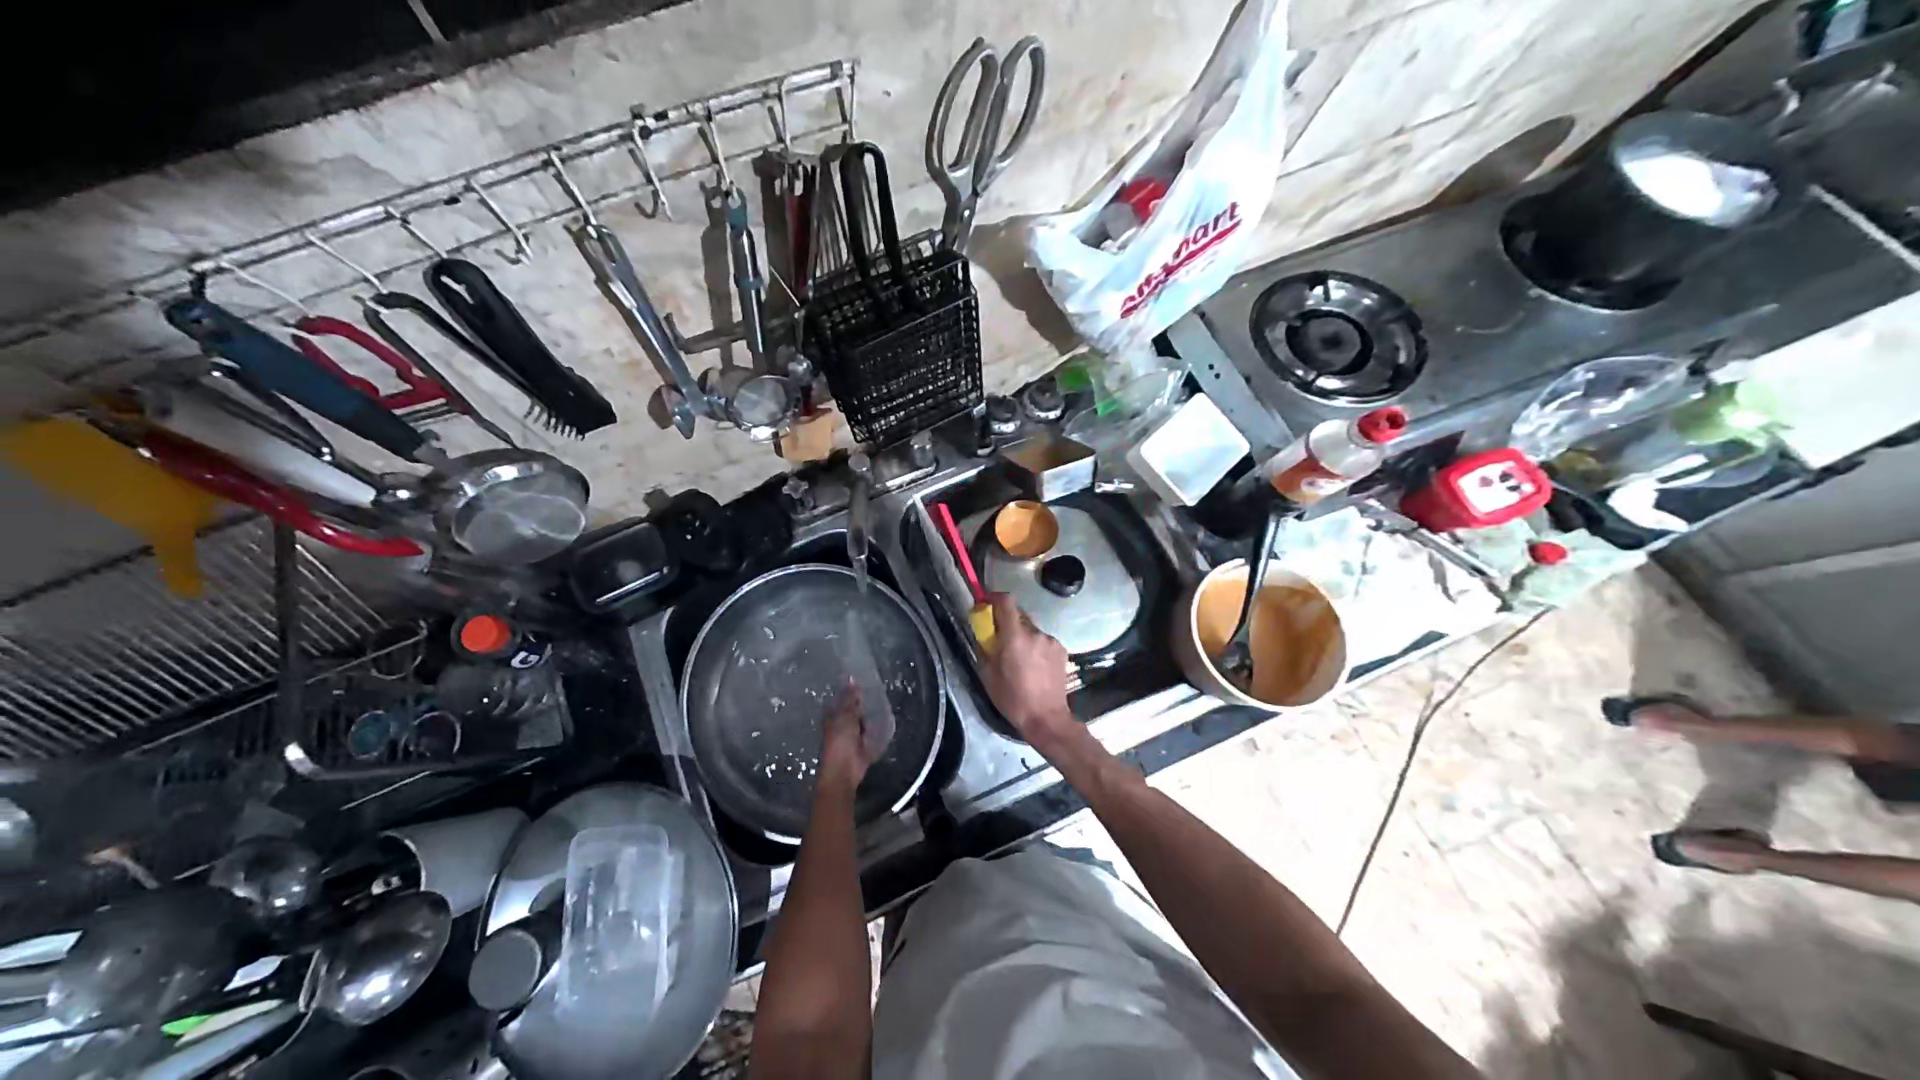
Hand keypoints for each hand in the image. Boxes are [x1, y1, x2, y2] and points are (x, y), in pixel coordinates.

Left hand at [819, 682, 877, 787]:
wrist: (845, 769)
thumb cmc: (841, 741)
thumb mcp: (845, 715)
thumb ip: (849, 698)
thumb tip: (852, 679)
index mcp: (833, 715)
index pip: (842, 698)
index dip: (852, 690)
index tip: (864, 679)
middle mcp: (841, 724)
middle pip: (853, 708)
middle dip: (863, 701)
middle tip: (879, 688)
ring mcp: (852, 735)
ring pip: (863, 719)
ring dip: (871, 713)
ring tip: (885, 700)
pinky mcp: (863, 744)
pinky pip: (871, 732)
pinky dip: (877, 726)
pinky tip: (887, 719)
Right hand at [981, 593, 1077, 750]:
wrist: (1046, 718)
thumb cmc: (1012, 698)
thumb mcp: (987, 674)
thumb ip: (984, 647)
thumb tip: (983, 632)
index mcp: (1014, 637)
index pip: (1005, 601)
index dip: (994, 598)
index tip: (986, 604)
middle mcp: (1035, 633)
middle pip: (1018, 615)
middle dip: (1007, 622)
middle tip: (999, 639)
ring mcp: (1051, 640)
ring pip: (1031, 629)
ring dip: (1022, 636)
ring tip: (1019, 659)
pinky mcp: (1061, 650)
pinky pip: (1043, 641)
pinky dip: (1035, 647)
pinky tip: (1034, 666)